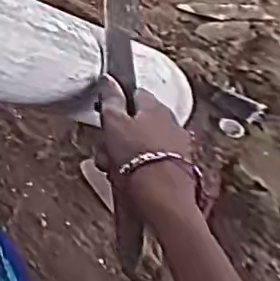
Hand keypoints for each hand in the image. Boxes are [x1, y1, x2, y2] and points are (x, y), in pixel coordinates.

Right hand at [93, 76, 198, 225]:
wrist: (162, 200)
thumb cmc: (137, 157)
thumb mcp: (113, 121)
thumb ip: (110, 98)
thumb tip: (109, 79)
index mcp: (157, 107)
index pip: (134, 93)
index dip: (116, 101)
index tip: (104, 112)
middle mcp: (171, 125)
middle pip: (136, 121)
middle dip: (116, 132)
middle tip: (103, 143)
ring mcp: (176, 149)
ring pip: (140, 143)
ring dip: (123, 152)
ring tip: (110, 165)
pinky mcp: (176, 172)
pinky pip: (148, 162)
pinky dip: (136, 167)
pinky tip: (123, 177)